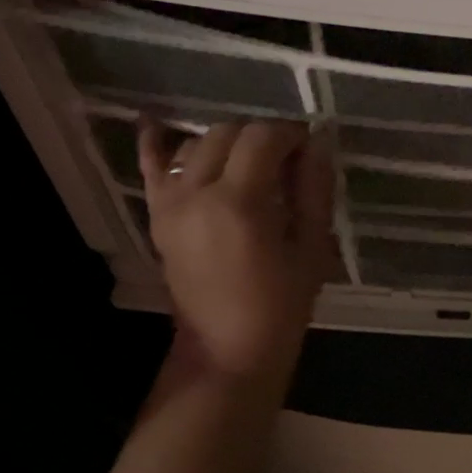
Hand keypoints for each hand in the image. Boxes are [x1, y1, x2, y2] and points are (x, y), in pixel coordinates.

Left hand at [136, 119, 335, 378]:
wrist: (226, 351)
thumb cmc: (280, 306)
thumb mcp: (312, 247)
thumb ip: (314, 188)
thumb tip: (319, 141)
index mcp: (240, 203)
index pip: (264, 137)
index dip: (292, 133)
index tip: (311, 146)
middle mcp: (197, 193)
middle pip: (228, 133)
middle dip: (261, 136)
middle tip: (287, 159)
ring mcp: (170, 204)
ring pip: (196, 144)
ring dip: (227, 142)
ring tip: (251, 163)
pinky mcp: (158, 217)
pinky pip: (152, 168)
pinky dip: (155, 143)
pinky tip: (154, 121)